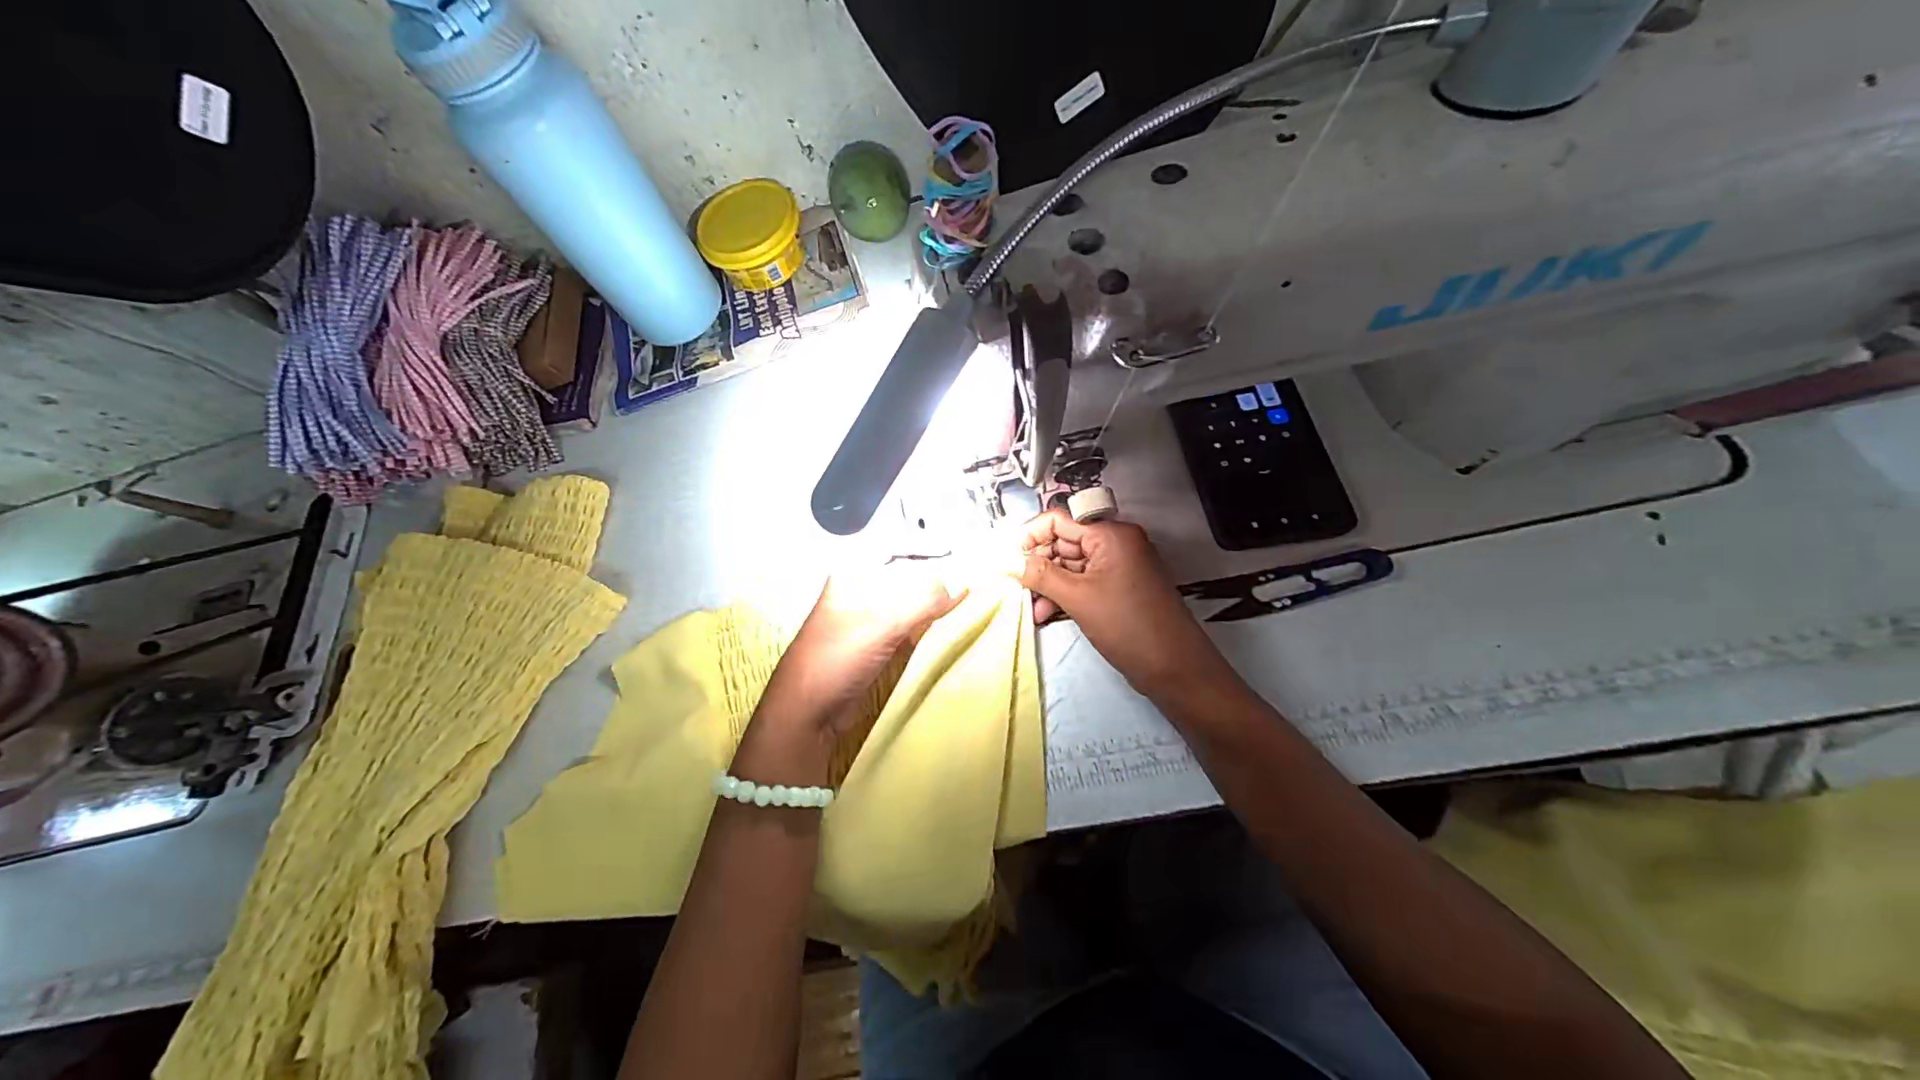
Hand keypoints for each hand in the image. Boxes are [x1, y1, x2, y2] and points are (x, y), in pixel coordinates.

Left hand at [767, 561, 966, 735]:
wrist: (809, 713)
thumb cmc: (836, 659)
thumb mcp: (882, 625)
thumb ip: (923, 603)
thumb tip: (962, 586)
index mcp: (853, 576)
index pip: (897, 549)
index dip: (929, 548)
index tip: (964, 550)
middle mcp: (863, 592)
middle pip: (908, 576)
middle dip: (939, 578)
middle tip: (978, 576)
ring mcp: (871, 620)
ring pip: (912, 603)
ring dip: (938, 604)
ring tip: (973, 599)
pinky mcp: (880, 645)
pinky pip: (912, 628)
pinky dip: (931, 626)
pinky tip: (954, 625)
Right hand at [1017, 509, 1237, 699]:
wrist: (1174, 667)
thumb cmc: (1128, 626)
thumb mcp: (1078, 598)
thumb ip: (1041, 575)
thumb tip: (1011, 560)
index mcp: (1111, 535)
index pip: (1060, 521)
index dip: (1031, 537)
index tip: (1008, 559)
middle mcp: (1116, 544)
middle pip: (1064, 543)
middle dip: (1038, 565)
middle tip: (1016, 586)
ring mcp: (1119, 567)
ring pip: (1071, 566)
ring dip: (1049, 585)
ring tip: (1031, 607)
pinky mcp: (1118, 589)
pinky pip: (1084, 583)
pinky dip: (1064, 595)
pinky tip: (1046, 613)